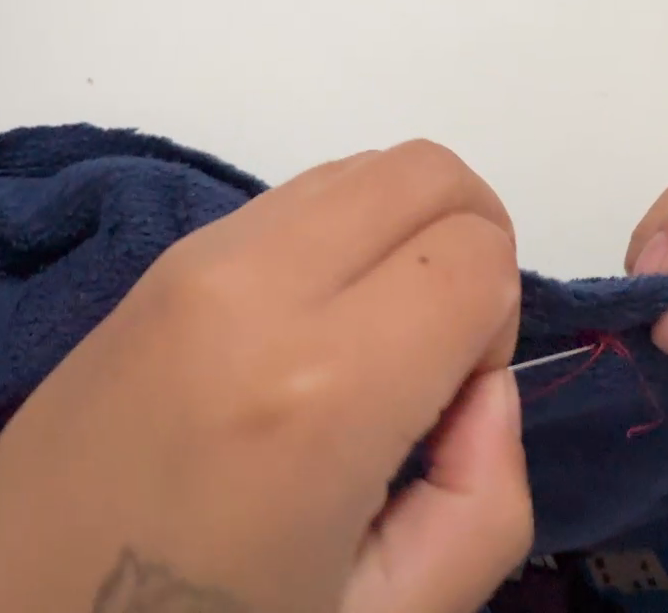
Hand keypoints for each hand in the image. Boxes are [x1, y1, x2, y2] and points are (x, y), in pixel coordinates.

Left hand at [0, 142, 531, 612]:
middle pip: (429, 172)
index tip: (454, 400)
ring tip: (371, 339)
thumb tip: (484, 384)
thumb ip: (485, 500)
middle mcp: (257, 285)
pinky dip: (347, 234)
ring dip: (406, 233)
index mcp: (319, 388)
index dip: (499, 323)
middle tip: (436, 350)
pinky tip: (313, 325)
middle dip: (472, 241)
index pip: (478, 255)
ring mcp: (200, 253)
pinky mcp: (168, 251)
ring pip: (366, 167)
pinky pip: (303, 195)